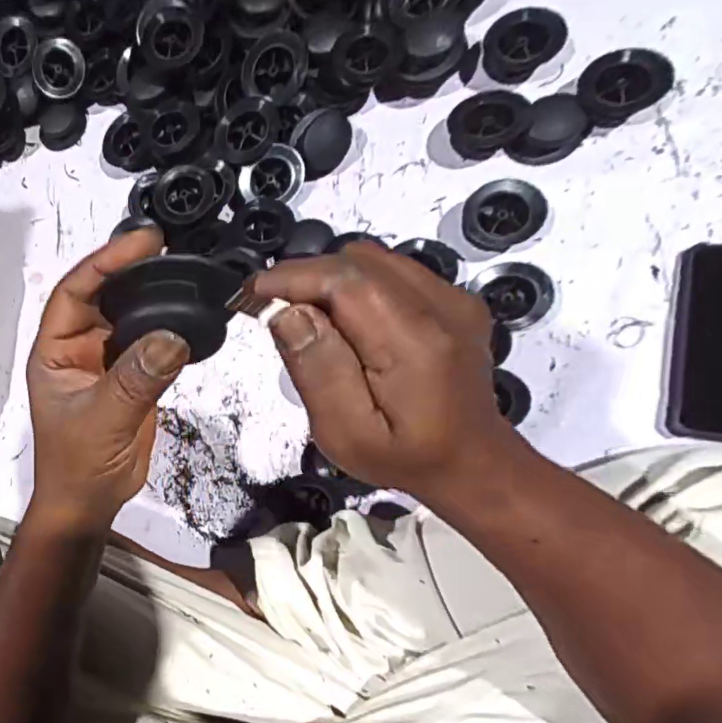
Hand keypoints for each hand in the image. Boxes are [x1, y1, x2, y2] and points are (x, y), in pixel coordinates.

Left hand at [26, 228, 189, 534]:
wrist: (90, 502)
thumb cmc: (75, 468)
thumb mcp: (100, 421)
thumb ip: (133, 381)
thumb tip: (168, 340)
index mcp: (55, 353)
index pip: (74, 292)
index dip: (104, 263)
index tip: (139, 244)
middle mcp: (79, 351)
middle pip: (104, 297)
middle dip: (132, 272)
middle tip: (167, 250)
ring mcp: (107, 364)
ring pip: (130, 319)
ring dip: (153, 299)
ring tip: (182, 275)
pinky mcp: (132, 380)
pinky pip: (152, 345)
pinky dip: (170, 331)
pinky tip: (188, 318)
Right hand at [250, 243, 521, 495]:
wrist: (468, 461)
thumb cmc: (404, 457)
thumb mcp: (345, 433)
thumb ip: (317, 371)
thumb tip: (287, 314)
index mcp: (414, 343)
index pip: (345, 279)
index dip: (292, 277)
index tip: (253, 293)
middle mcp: (441, 307)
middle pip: (358, 262)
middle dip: (306, 280)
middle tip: (274, 315)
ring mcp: (452, 299)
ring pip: (373, 261)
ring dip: (329, 282)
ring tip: (308, 323)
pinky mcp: (451, 301)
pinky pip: (391, 273)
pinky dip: (355, 288)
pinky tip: (344, 326)